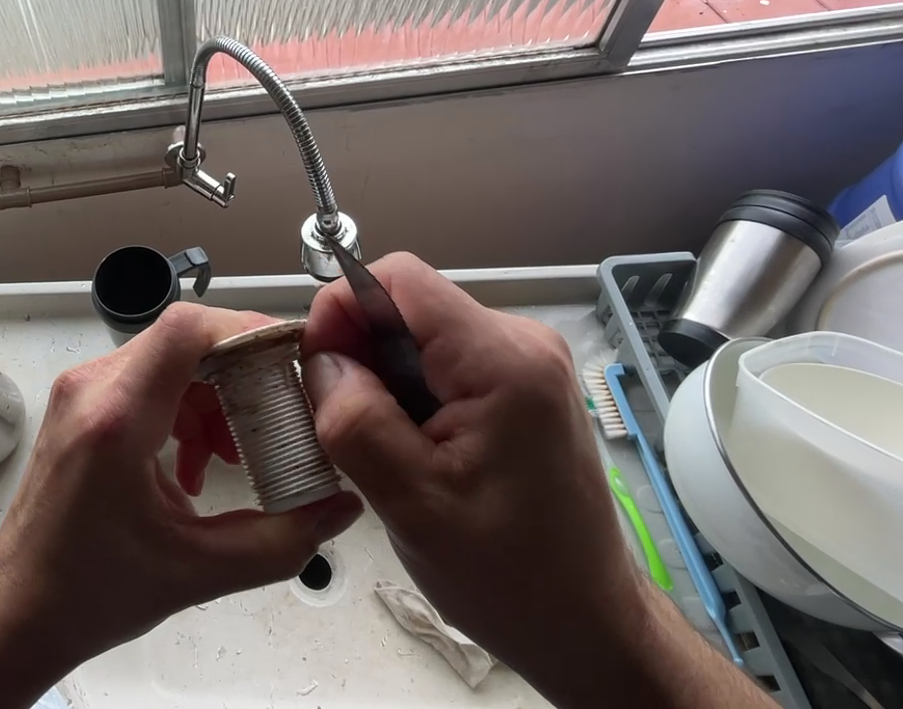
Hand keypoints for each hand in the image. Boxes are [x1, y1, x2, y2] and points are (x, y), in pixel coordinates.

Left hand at [0, 304, 363, 708]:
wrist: (18, 608)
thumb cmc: (89, 592)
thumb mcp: (198, 572)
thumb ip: (281, 540)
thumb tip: (342, 505)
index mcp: (116, 420)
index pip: (185, 329)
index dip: (246, 329)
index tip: (290, 357)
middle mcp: (92, 388)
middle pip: (184, 339)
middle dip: (240, 373)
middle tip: (275, 419)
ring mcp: (82, 391)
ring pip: (169, 358)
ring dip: (214, 395)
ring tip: (232, 455)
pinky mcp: (82, 403)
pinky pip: (148, 378)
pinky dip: (186, 406)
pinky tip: (196, 462)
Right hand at [302, 254, 771, 707]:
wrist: (586, 624)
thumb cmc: (510, 575)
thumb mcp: (413, 505)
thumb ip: (356, 422)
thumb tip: (320, 362)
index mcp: (503, 361)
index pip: (399, 278)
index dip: (342, 306)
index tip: (315, 364)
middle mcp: (520, 343)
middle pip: (405, 304)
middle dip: (355, 349)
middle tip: (336, 417)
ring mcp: (523, 361)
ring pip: (415, 332)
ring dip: (376, 374)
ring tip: (373, 440)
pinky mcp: (517, 383)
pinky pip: (436, 357)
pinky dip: (402, 388)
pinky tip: (403, 441)